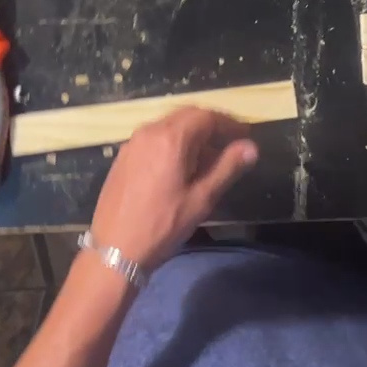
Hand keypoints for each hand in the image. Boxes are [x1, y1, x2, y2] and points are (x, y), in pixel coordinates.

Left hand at [89, 107, 258, 267]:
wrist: (114, 250)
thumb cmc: (162, 225)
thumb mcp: (201, 199)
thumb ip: (227, 168)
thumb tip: (252, 147)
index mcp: (170, 138)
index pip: (206, 117)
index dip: (228, 123)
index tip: (246, 134)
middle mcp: (149, 132)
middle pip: (186, 116)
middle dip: (211, 126)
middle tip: (231, 142)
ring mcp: (133, 143)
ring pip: (169, 126)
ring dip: (192, 135)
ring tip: (209, 157)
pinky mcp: (123, 156)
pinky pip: (154, 138)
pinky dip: (173, 143)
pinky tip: (181, 166)